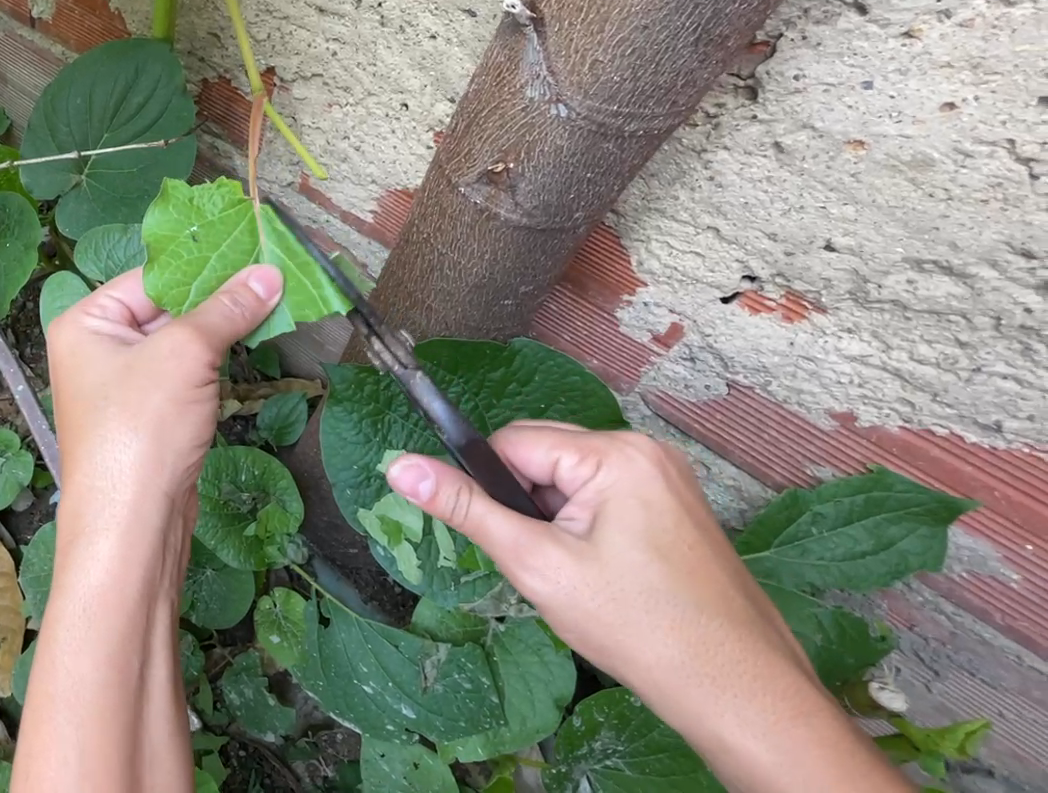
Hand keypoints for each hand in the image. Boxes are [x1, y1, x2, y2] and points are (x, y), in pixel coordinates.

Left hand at [45, 265, 282, 514]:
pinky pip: (184, 376)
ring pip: (179, 344)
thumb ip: (227, 309)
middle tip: (271, 276)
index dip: (200, 266)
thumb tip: (270, 273)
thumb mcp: (186, 354)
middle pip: (165, 308)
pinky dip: (215, 364)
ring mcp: (123, 385)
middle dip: (216, 299)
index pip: (149, 277)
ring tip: (272, 303)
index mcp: (85, 322)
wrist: (133, 524)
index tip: (251, 250)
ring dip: (220, 331)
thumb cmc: (142, 427)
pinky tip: (249, 346)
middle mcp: (97, 348)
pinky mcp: (149, 416)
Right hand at [386, 423, 911, 791]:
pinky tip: (597, 571)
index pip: (512, 442)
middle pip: (540, 453)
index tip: (511, 541)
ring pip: (565, 477)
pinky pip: (598, 493)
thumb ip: (465, 508)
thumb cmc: (636, 627)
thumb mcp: (536, 565)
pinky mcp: (673, 504)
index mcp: (614, 453)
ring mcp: (664, 476)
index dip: (494, 489)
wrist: (743, 699)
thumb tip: (398, 466)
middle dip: (524, 502)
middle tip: (540, 560)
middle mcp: (643, 448)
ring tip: (571, 571)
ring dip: (550, 516)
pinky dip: (579, 524)